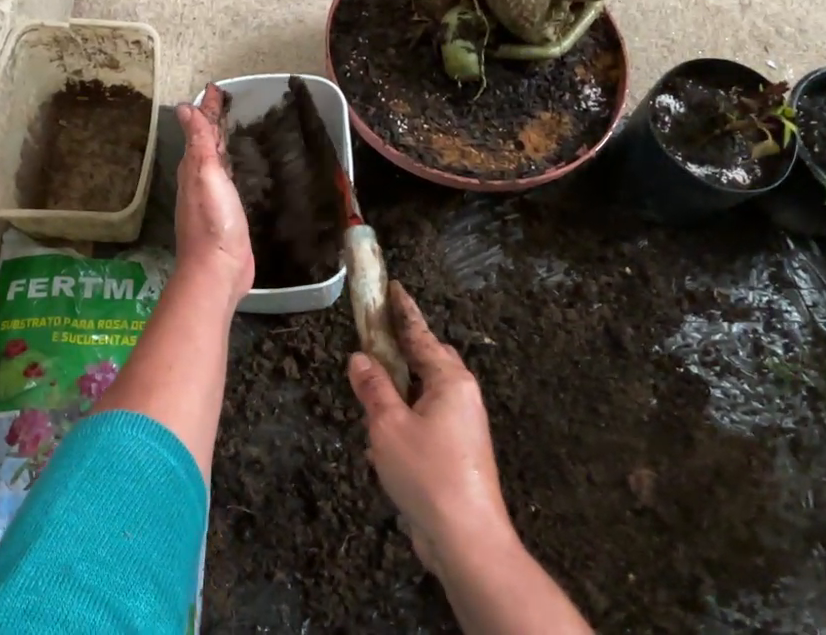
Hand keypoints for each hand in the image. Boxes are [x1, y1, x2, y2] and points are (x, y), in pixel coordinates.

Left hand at [174, 85, 255, 299]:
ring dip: (220, 142)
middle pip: (205, 143)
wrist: (218, 270)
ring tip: (230, 129)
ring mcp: (212, 198)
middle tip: (224, 103)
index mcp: (193, 169)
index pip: (200, 130)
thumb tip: (183, 110)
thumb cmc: (214, 222)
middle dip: (212, 122)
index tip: (215, 88)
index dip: (208, 109)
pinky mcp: (226, 214)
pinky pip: (227, 179)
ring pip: (214, 160)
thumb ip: (198, 144)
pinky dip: (230, 165)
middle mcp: (199, 180)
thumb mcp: (206, 176)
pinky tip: (237, 169)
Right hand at [348, 282, 513, 579]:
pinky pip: (426, 421)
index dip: (403, 311)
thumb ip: (373, 388)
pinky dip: (404, 421)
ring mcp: (462, 426)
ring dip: (398, 393)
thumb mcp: (387, 425)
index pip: (420, 334)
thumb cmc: (427, 472)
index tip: (393, 287)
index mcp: (450, 380)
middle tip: (373, 343)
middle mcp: (461, 396)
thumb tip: (360, 358)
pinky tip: (381, 443)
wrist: (465, 538)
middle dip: (401, 352)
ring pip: (425, 394)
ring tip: (370, 400)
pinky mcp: (457, 452)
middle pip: (428, 360)